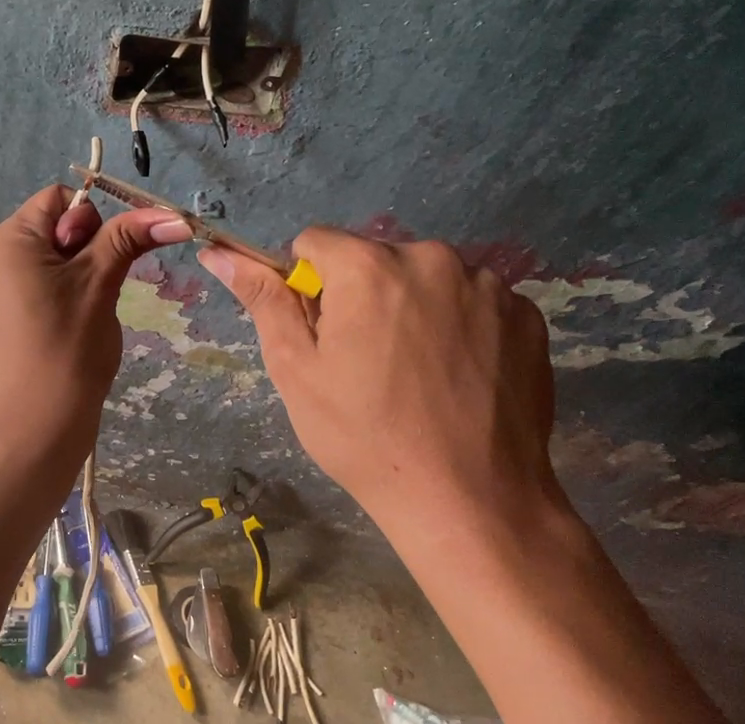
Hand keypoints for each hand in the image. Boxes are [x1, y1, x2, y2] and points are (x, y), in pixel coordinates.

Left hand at [0, 185, 191, 473]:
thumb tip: (176, 216)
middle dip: (85, 249)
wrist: (36, 425)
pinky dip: (62, 293)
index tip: (98, 259)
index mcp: (8, 238)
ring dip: (79, 273)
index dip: (90, 221)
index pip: (59, 198)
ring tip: (83, 312)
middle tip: (94, 290)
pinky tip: (70, 325)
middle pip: (53, 225)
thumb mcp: (101, 282)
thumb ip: (130, 239)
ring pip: (50, 257)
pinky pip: (37, 283)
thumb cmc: (68, 347)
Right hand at [198, 228, 558, 536]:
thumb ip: (263, 299)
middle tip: (367, 359)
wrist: (472, 501)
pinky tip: (456, 373)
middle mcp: (431, 257)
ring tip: (416, 370)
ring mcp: (488, 285)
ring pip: (423, 276)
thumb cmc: (365, 435)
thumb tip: (218, 255)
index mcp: (367, 266)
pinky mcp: (526, 315)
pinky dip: (457, 322)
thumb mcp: (296, 368)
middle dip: (361, 293)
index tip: (323, 334)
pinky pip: (472, 299)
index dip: (308, 285)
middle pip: (373, 257)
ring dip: (411, 304)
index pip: (316, 242)